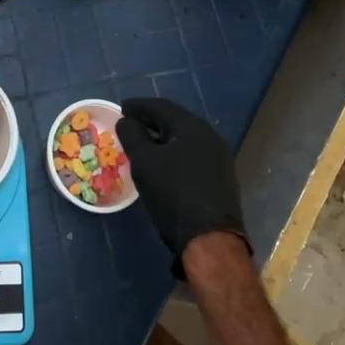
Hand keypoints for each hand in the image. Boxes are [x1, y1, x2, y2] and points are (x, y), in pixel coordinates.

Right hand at [121, 97, 249, 266]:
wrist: (210, 239)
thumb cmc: (173, 193)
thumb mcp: (144, 162)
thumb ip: (132, 136)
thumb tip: (126, 121)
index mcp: (192, 127)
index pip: (161, 107)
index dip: (138, 106)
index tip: (122, 108)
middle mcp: (210, 136)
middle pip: (175, 121)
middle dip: (151, 121)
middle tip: (131, 124)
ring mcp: (219, 158)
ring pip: (186, 140)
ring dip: (164, 139)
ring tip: (144, 144)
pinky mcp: (222, 178)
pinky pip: (193, 155)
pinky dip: (175, 153)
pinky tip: (165, 164)